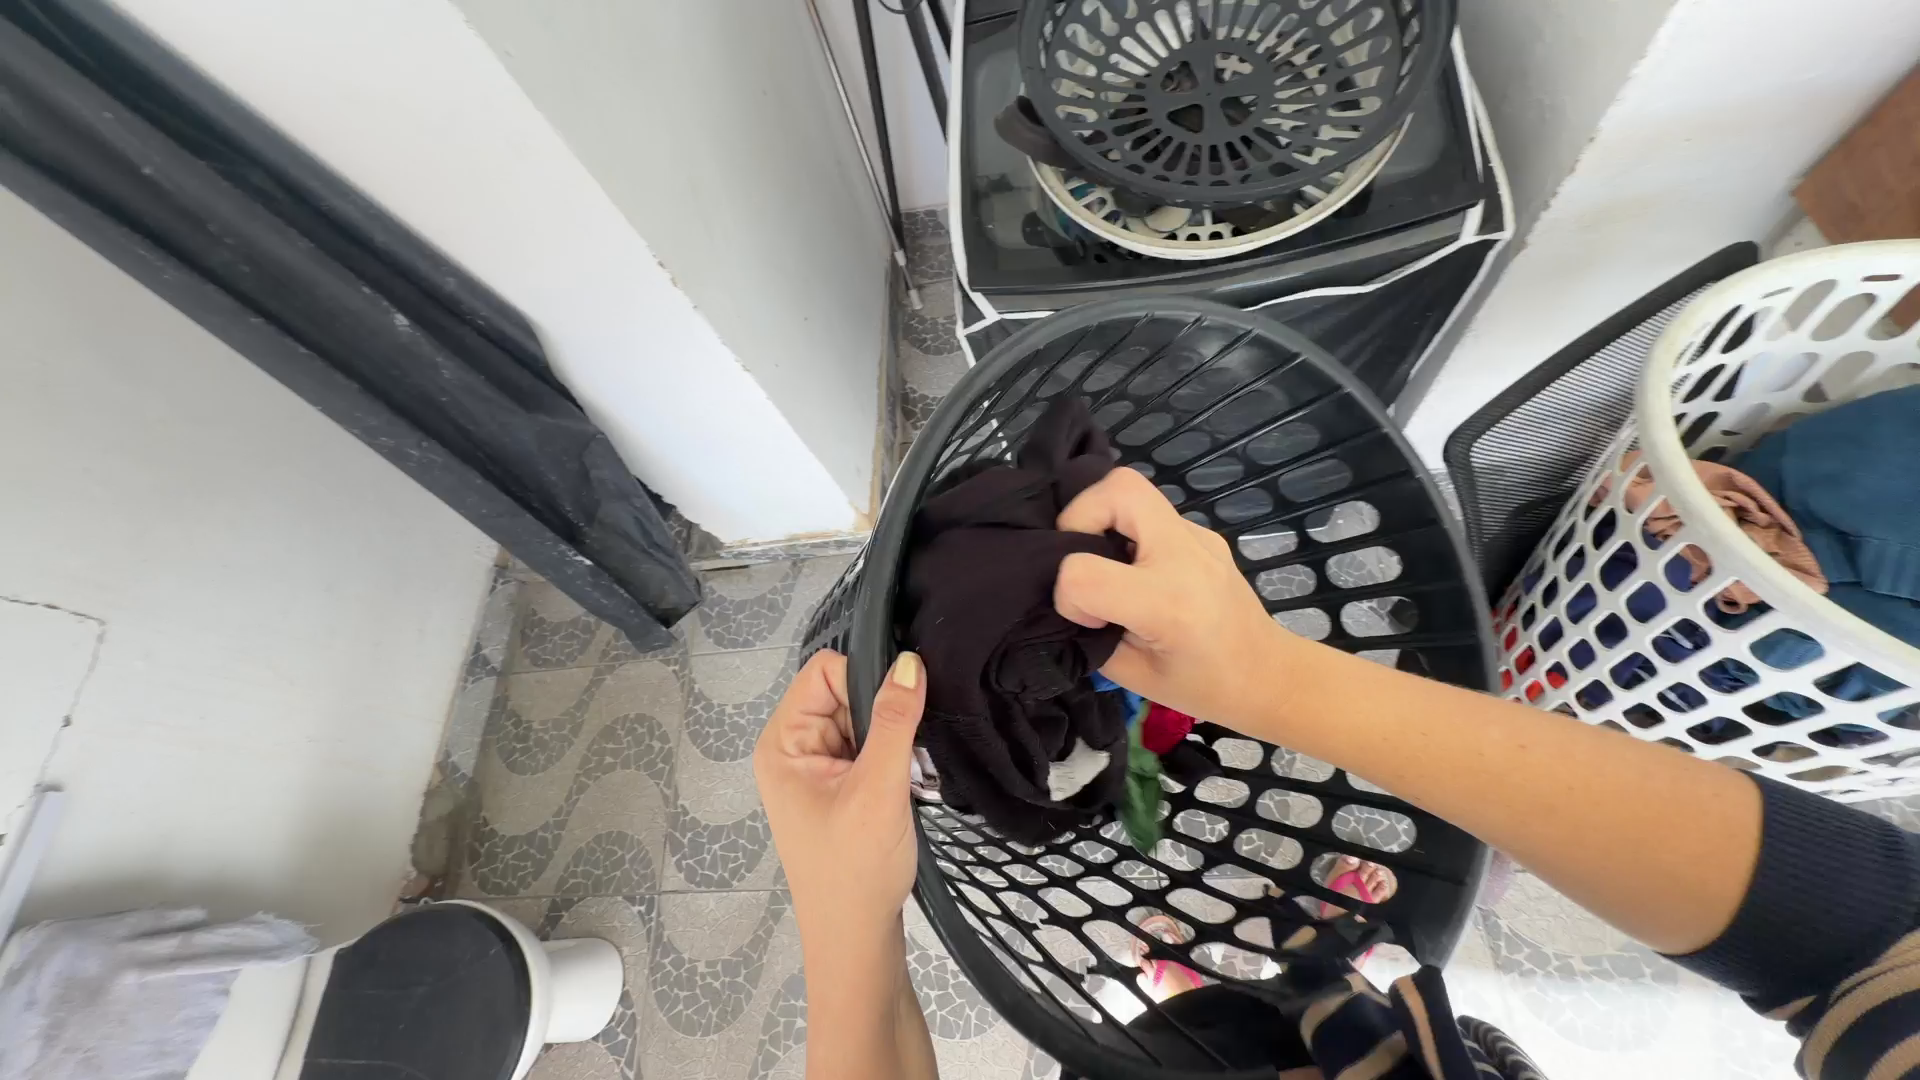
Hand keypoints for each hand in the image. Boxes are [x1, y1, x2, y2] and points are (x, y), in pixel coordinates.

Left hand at [754, 648, 926, 941]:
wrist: (858, 940)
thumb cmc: (856, 869)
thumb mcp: (877, 790)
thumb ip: (894, 721)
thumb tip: (909, 661)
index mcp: (783, 743)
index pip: (823, 672)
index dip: (863, 680)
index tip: (895, 714)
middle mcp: (794, 747)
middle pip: (843, 691)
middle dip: (880, 713)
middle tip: (903, 753)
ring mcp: (817, 766)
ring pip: (862, 717)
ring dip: (890, 737)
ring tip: (903, 772)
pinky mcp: (840, 783)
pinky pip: (869, 743)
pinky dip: (892, 755)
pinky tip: (903, 780)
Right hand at [1053, 467, 1288, 729]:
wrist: (1269, 676)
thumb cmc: (1202, 687)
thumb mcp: (1131, 675)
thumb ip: (1090, 636)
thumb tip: (1064, 602)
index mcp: (1166, 603)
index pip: (1082, 573)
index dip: (1068, 597)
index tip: (1092, 621)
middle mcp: (1184, 555)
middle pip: (1117, 489)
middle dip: (1079, 516)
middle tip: (1081, 556)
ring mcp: (1197, 536)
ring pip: (1131, 489)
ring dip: (1102, 518)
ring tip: (1107, 562)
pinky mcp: (1201, 532)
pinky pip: (1148, 513)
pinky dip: (1126, 531)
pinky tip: (1134, 569)